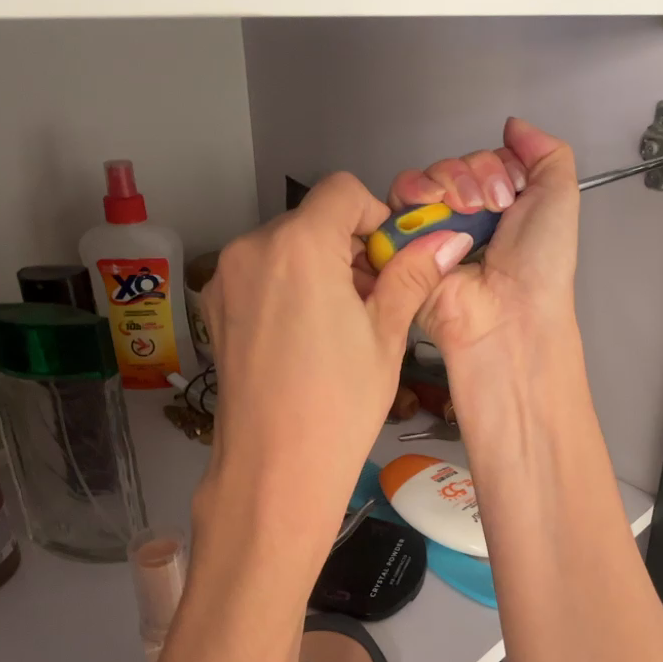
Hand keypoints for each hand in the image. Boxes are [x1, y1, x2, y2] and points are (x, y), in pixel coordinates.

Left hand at [199, 173, 470, 564]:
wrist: (274, 470)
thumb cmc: (338, 405)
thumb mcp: (386, 335)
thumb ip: (413, 274)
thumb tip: (447, 238)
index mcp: (299, 245)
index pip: (343, 191)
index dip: (375, 217)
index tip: (390, 261)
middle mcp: (252, 248)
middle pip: (312, 219)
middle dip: (349, 247)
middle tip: (375, 300)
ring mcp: (226, 279)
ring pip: (286, 246)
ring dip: (320, 267)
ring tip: (342, 324)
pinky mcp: (215, 308)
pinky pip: (261, 274)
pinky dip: (290, 286)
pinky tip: (309, 336)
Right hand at [388, 118, 580, 362]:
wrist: (511, 312)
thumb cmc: (541, 265)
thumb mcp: (560, 196)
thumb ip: (545, 152)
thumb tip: (514, 125)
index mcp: (500, 208)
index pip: (484, 160)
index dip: (497, 165)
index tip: (513, 193)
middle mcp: (465, 217)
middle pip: (453, 165)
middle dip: (472, 173)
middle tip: (491, 207)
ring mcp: (434, 230)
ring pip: (426, 177)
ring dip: (447, 180)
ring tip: (466, 210)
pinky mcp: (405, 243)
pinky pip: (396, 199)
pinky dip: (414, 191)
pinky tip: (435, 205)